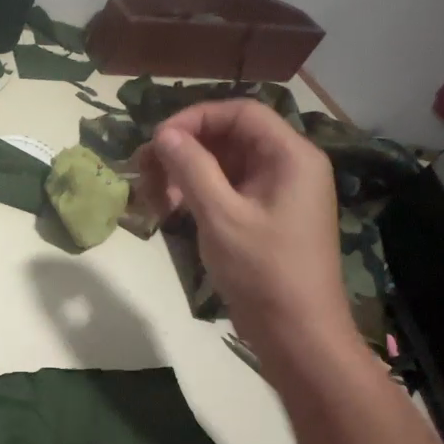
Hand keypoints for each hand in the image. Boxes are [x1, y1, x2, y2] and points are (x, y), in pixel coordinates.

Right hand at [136, 99, 357, 358]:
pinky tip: (173, 211)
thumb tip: (163, 135)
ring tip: (156, 199)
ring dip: (186, 173)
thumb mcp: (221, 216)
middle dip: (185, 149)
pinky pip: (227, 189)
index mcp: (291, 156)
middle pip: (230, 136)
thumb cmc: (263, 270)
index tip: (157, 140)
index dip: (194, 119)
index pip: (240, 112)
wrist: (296, 331)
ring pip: (224, 164)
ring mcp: (277, 192)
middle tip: (146, 172)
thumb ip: (192, 169)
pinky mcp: (265, 216)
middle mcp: (288, 166)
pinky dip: (198, 193)